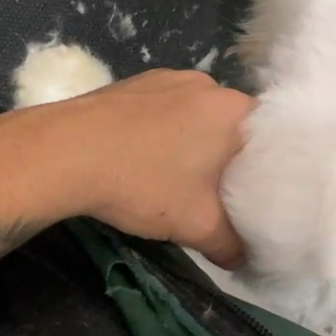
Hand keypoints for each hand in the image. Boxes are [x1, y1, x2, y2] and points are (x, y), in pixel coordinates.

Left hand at [0, 71, 256, 267]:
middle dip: (228, 158)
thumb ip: (232, 245)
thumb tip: (244, 258)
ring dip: (192, 144)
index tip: (259, 194)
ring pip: (196, 116)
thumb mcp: (198, 227)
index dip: (269, 167)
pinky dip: (162, 132)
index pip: (271, 136)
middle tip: (220, 194)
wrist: (63, 153)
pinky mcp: (133, 82)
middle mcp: (206, 83)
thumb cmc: (143, 183)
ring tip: (178, 179)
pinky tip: (144, 159)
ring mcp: (166, 78)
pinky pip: (164, 109)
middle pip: (232, 125)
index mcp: (233, 109)